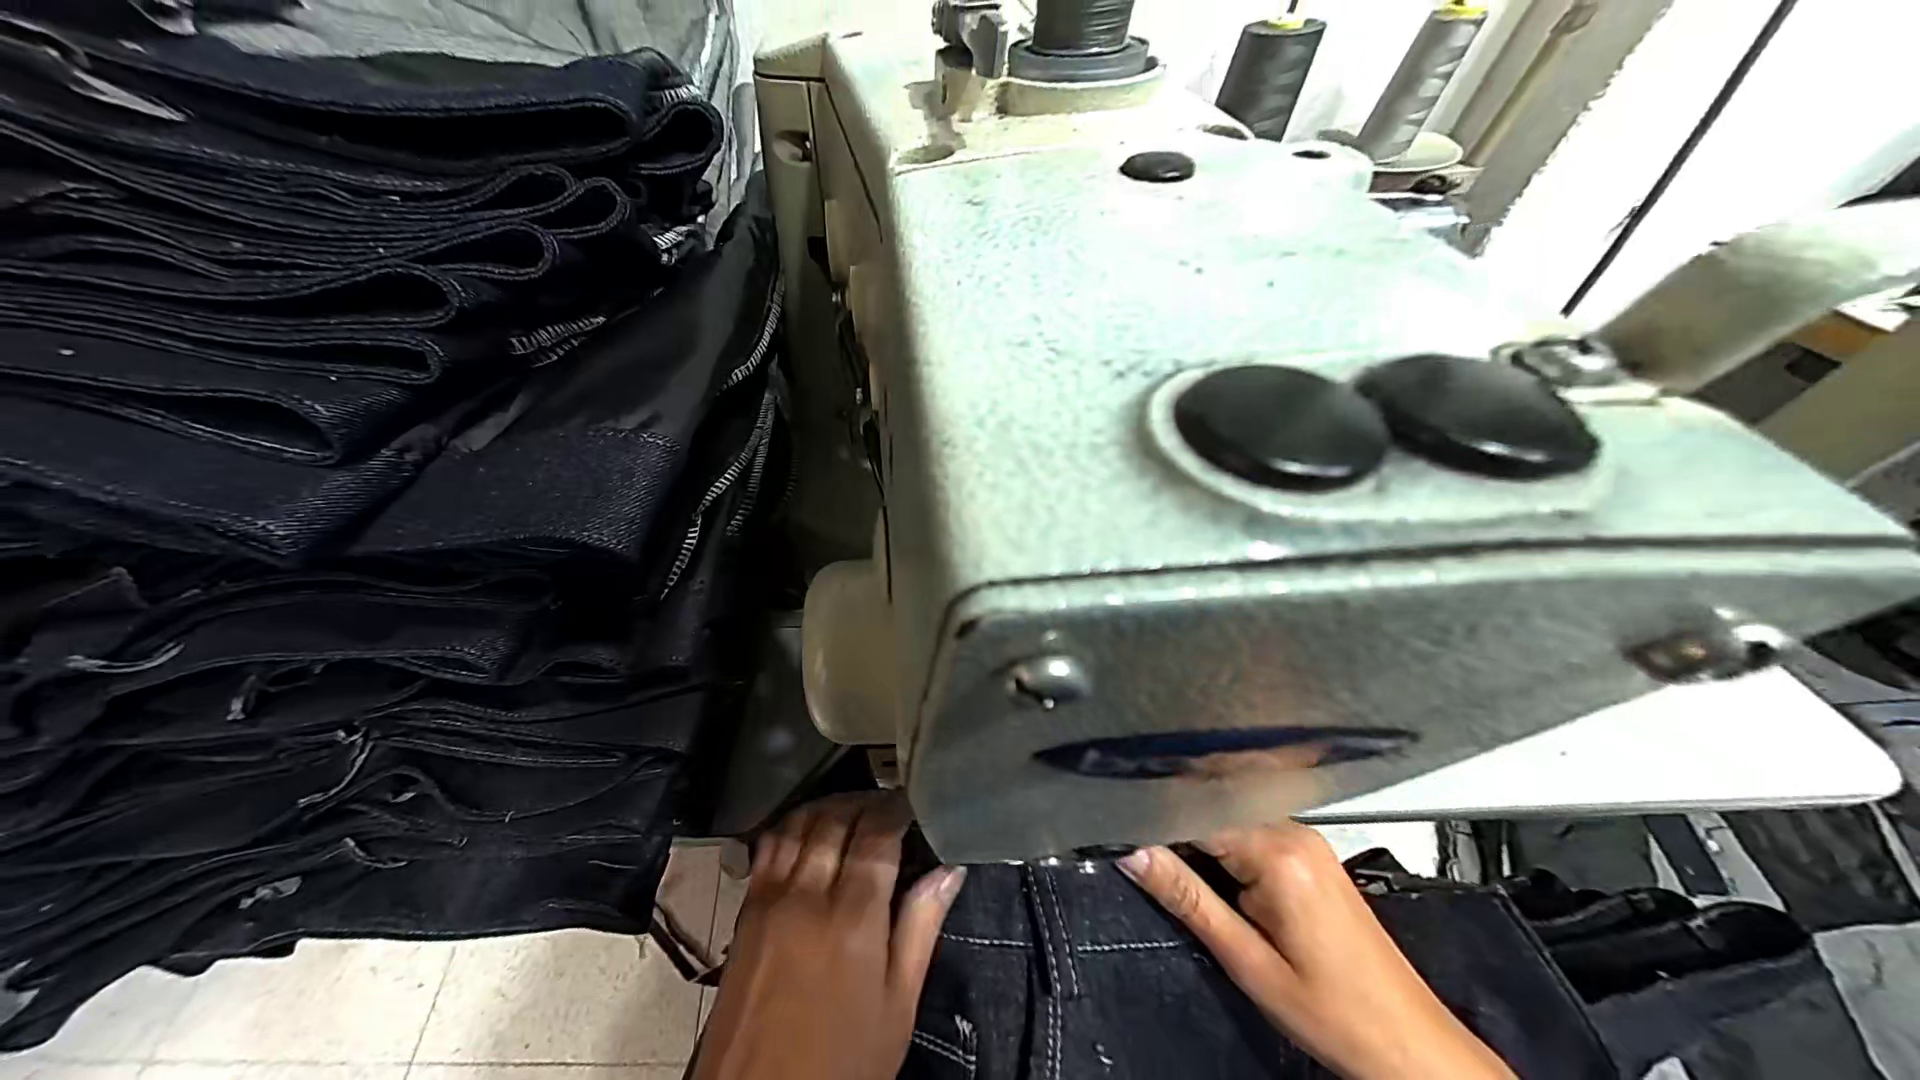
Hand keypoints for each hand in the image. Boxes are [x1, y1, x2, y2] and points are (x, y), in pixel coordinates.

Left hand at [691, 792, 966, 1079]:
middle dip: (866, 800)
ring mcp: (770, 899)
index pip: (876, 833)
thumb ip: (922, 927)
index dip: (897, 807)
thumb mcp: (898, 1004)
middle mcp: (807, 895)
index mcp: (853, 917)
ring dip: (829, 805)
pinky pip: (769, 845)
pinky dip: (793, 824)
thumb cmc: (842, 1060)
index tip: (914, 800)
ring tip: (853, 810)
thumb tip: (950, 869)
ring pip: (799, 822)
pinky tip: (809, 830)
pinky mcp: (746, 910)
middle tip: (889, 804)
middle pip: (836, 818)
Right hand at [1119, 824, 1513, 1079]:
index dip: (1153, 821)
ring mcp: (1307, 838)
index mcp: (1278, 853)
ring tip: (1164, 856)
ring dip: (1196, 832)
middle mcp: (1294, 831)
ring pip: (1229, 814)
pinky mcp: (1310, 852)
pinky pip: (1251, 829)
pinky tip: (1206, 866)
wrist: (1413, 1045)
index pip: (1195, 812)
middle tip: (1134, 844)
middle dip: (1172, 823)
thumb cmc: (1335, 1014)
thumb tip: (1133, 853)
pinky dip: (1221, 842)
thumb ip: (1187, 898)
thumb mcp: (1247, 961)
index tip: (1119, 831)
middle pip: (1213, 806)